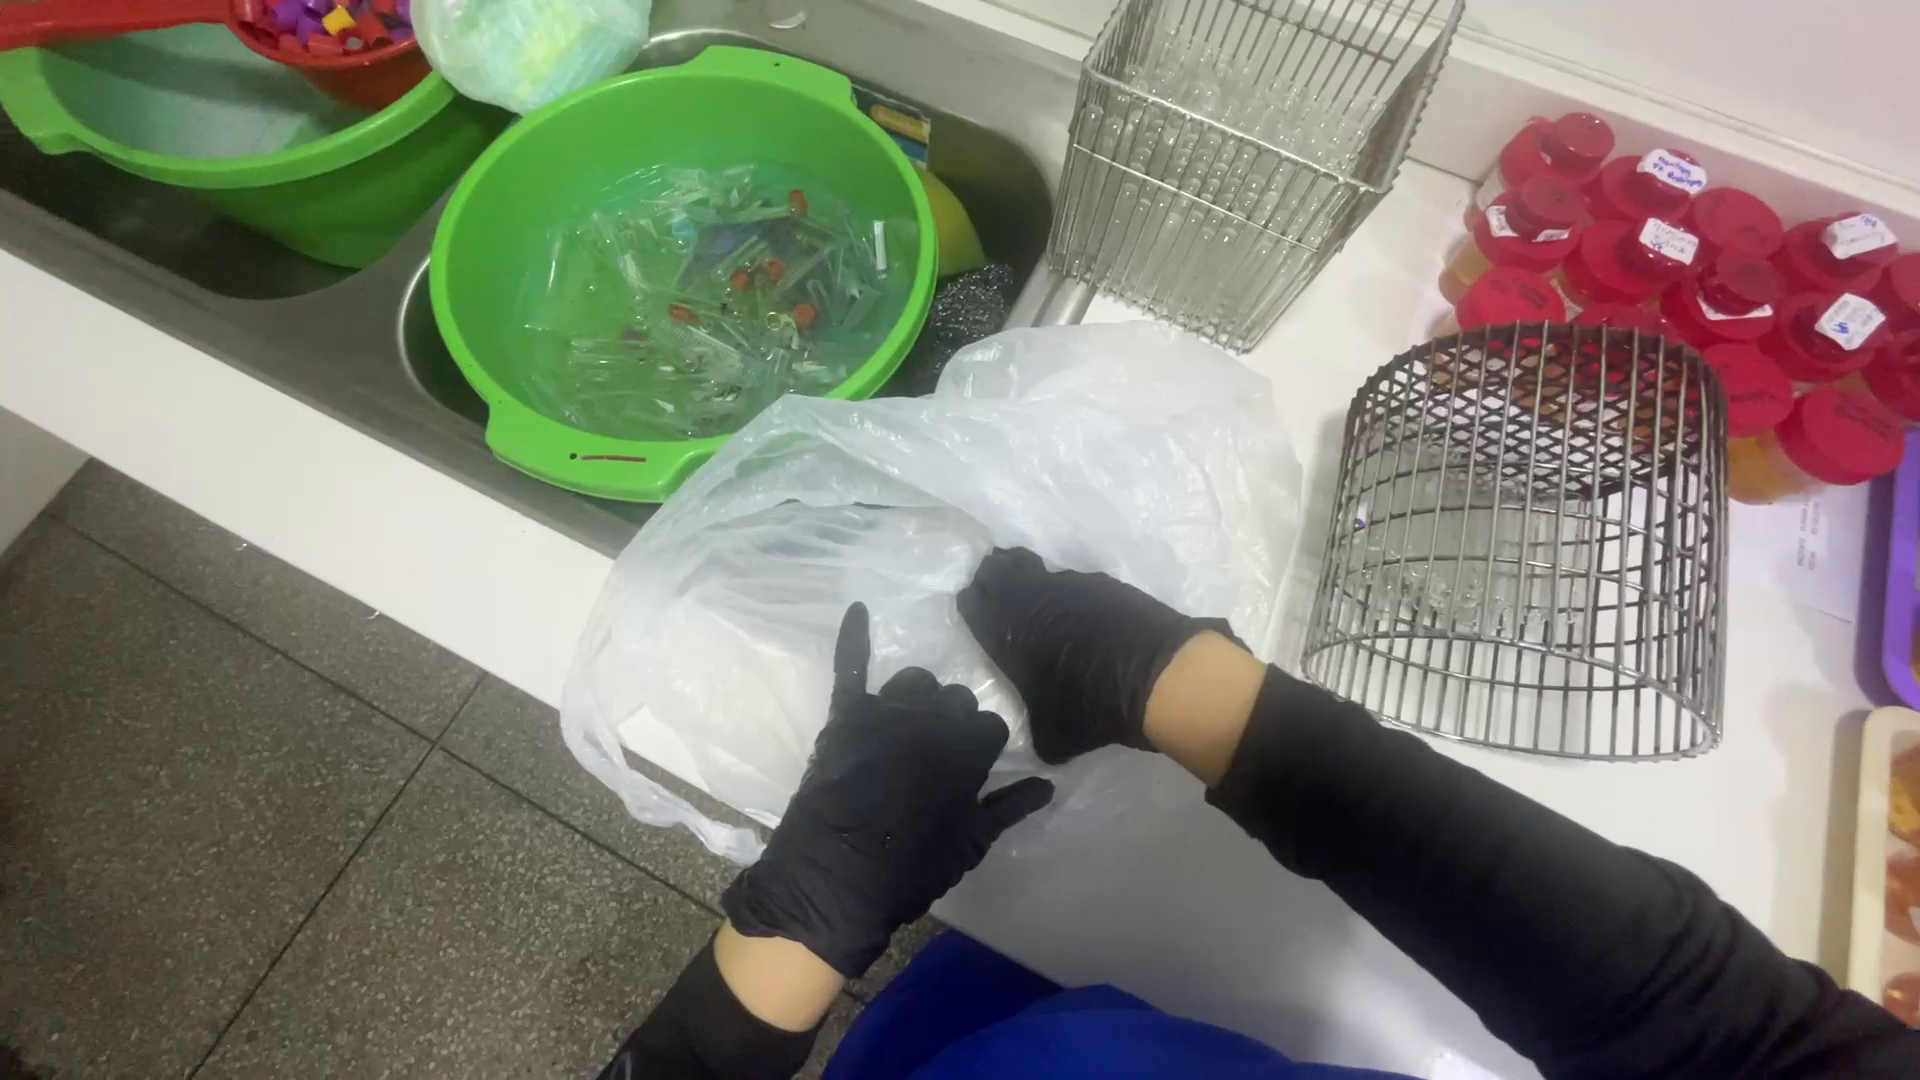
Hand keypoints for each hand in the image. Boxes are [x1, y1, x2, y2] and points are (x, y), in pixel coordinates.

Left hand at [721, 603, 1053, 978]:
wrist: (833, 880)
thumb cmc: (909, 866)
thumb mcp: (971, 843)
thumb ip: (1010, 807)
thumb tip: (1048, 785)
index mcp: (964, 748)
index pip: (989, 726)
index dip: (981, 748)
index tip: (971, 770)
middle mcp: (929, 717)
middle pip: (955, 700)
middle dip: (953, 722)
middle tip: (938, 756)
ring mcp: (885, 711)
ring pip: (915, 681)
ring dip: (918, 698)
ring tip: (909, 724)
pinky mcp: (846, 715)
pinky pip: (851, 667)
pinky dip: (854, 637)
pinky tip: (858, 610)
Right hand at [957, 546, 1238, 764]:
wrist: (1158, 678)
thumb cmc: (1091, 707)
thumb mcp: (1053, 735)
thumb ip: (1037, 732)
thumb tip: (1043, 742)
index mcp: (1005, 630)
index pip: (972, 600)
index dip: (973, 604)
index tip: (979, 613)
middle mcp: (1031, 597)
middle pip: (1000, 568)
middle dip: (997, 577)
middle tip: (1004, 595)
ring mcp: (1070, 584)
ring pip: (1040, 573)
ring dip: (1038, 586)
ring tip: (1049, 610)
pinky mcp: (1104, 583)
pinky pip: (1077, 583)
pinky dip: (1075, 596)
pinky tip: (1089, 619)